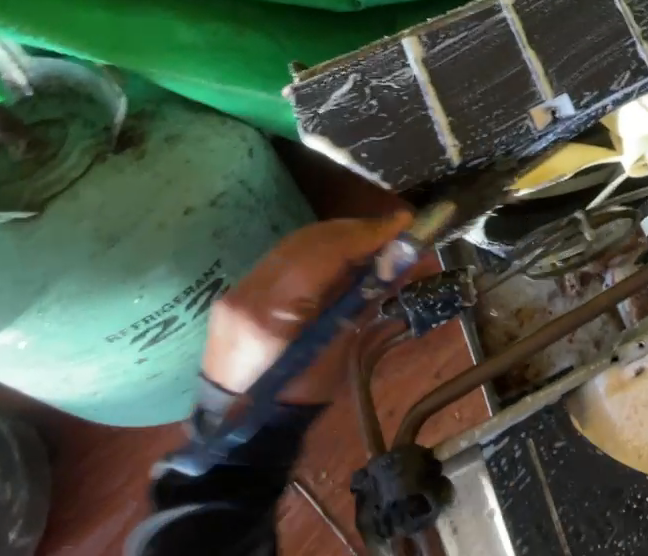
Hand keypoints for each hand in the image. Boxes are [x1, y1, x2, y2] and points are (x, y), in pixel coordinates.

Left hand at [202, 211, 410, 403]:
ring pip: (296, 243)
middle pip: (309, 240)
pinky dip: (320, 249)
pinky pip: (286, 256)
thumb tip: (409, 260)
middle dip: (356, 230)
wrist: (243, 424)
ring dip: (340, 236)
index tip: (403, 223)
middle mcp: (249, 293)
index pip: (324, 254)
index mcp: (273, 314)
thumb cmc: (302, 393)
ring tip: (374, 239)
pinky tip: (344, 253)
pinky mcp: (239, 289)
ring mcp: (238, 289)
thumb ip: (371, 296)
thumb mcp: (343, 347)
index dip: (367, 234)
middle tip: (394, 230)